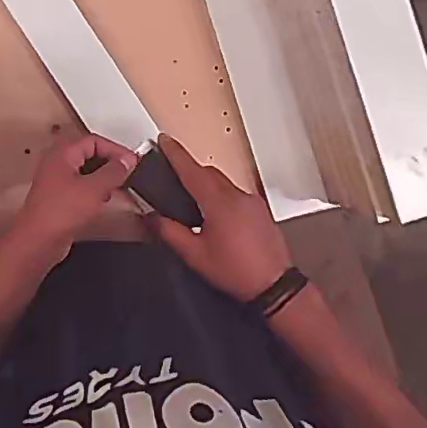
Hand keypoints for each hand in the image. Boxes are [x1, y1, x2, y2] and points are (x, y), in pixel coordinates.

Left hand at [2, 132, 138, 265]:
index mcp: (62, 153)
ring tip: (117, 185)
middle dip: (110, 162)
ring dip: (103, 176)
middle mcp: (56, 164)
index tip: (130, 161)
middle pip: (89, 153)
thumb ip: (114, 172)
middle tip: (126, 170)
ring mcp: (56, 181)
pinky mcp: (58, 199)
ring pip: (85, 171)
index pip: (94, 141)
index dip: (115, 149)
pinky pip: (81, 187)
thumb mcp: (95, 188)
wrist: (38, 241)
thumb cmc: (57, 213)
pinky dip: (94, 190)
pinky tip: (102, 200)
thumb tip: (126, 161)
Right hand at [147, 135, 291, 301]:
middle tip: (172, 175)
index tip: (164, 140)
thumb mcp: (195, 255)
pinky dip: (221, 196)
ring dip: (206, 185)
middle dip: (189, 170)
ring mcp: (252, 201)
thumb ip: (170, 232)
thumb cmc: (238, 272)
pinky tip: (215, 216)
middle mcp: (237, 196)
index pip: (191, 169)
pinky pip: (236, 193)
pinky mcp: (260, 210)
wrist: (274, 286)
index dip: (175, 153)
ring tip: (192, 203)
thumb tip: (152, 218)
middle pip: (208, 172)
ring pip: (223, 182)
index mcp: (218, 202)